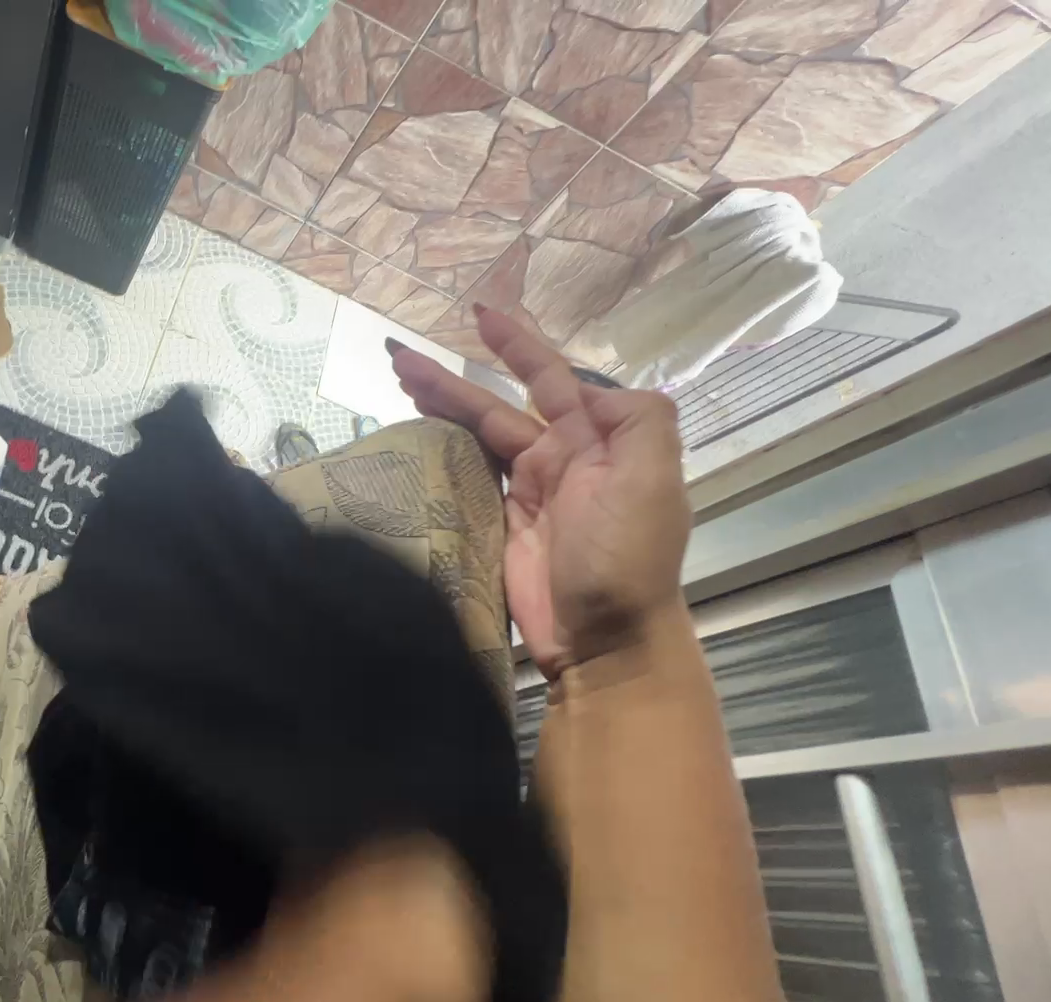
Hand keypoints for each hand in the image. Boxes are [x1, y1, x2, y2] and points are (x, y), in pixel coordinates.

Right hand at [391, 306, 690, 676]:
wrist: (603, 636)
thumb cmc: (626, 558)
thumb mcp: (652, 481)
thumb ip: (635, 419)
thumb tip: (588, 386)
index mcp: (598, 438)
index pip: (552, 378)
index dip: (517, 345)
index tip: (480, 316)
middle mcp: (560, 456)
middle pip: (498, 405)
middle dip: (453, 379)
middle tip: (400, 359)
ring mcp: (527, 490)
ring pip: (476, 436)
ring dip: (440, 409)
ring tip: (398, 388)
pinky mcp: (500, 520)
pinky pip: (468, 474)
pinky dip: (443, 452)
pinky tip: (417, 438)